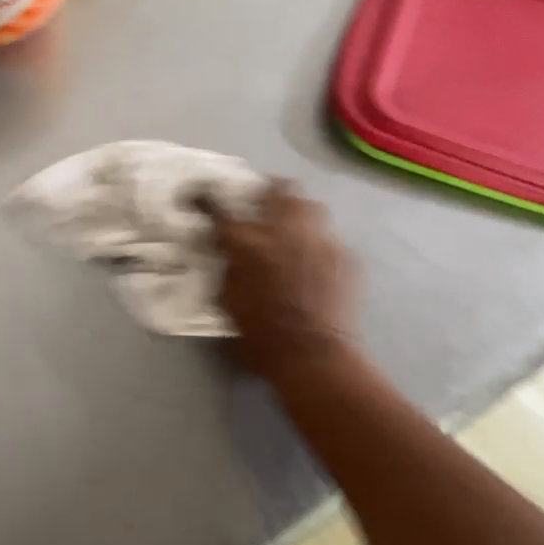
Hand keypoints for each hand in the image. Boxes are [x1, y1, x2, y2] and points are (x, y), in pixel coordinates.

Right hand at [206, 180, 359, 378]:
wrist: (314, 356)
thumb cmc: (260, 335)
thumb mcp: (227, 301)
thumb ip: (229, 269)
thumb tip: (231, 253)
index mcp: (248, 245)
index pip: (220, 209)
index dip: (205, 199)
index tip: (198, 196)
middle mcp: (285, 232)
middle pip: (278, 188)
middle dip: (266, 191)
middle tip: (259, 203)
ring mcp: (321, 240)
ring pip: (310, 206)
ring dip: (296, 211)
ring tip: (290, 228)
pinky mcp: (345, 255)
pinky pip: (328, 238)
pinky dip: (315, 245)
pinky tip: (312, 265)